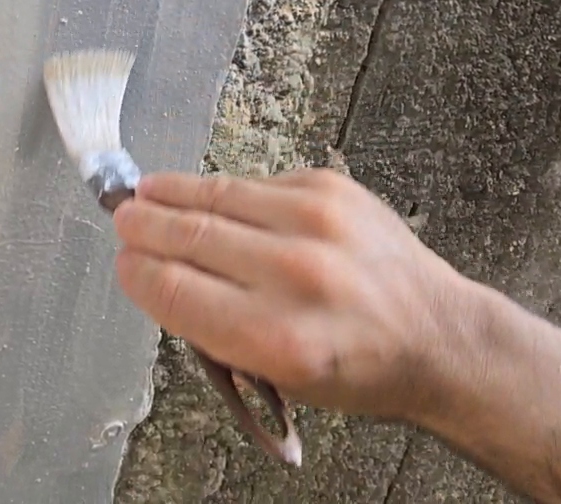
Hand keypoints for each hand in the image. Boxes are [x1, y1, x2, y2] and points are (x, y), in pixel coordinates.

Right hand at [112, 167, 476, 423]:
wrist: (437, 332)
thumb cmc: (359, 366)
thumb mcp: (281, 378)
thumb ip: (215, 326)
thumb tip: (159, 272)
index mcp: (279, 339)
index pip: (177, 291)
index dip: (139, 273)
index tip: (123, 262)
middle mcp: (297, 275)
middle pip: (190, 236)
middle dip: (145, 225)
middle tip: (123, 217)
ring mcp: (316, 221)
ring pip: (218, 195)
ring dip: (173, 193)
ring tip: (147, 192)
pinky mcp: (329, 187)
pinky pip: (256, 183)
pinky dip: (224, 190)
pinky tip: (205, 193)